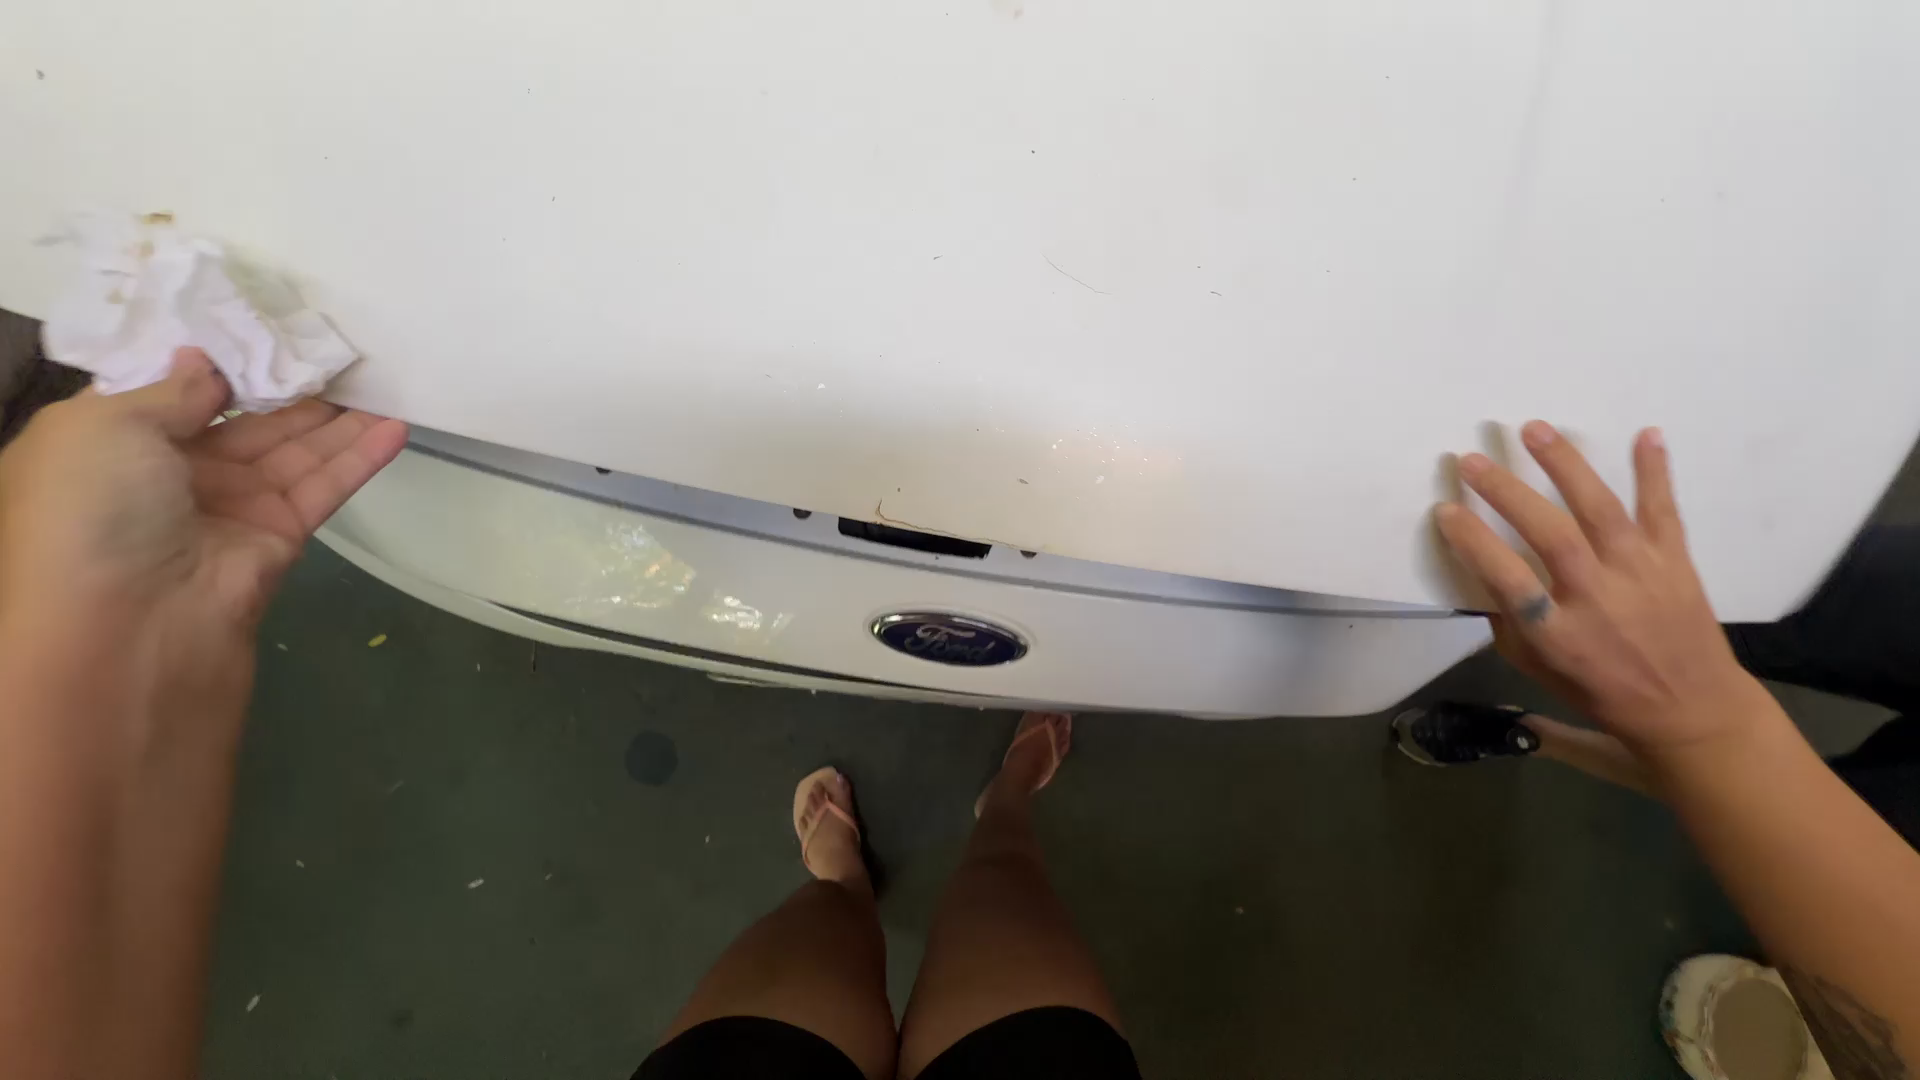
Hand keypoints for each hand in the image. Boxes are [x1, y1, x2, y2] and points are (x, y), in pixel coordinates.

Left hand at [0, 347, 405, 743]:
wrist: (130, 618)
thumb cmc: (91, 510)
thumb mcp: (103, 428)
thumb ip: (168, 391)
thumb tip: (205, 360)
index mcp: (115, 445)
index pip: (178, 397)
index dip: (224, 365)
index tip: (268, 333)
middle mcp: (174, 472)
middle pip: (248, 420)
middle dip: (293, 389)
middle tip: (342, 355)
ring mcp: (234, 504)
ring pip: (296, 450)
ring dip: (340, 420)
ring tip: (385, 383)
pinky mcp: (285, 531)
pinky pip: (326, 485)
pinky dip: (361, 457)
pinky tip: (395, 428)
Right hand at [1435, 421, 1771, 755]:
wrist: (1692, 707)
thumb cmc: (1596, 688)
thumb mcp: (1533, 664)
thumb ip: (1506, 617)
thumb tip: (1480, 569)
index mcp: (1557, 632)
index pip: (1507, 579)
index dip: (1473, 542)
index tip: (1444, 510)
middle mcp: (1598, 597)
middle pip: (1551, 536)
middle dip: (1507, 494)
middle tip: (1472, 460)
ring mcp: (1640, 574)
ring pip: (1600, 511)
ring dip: (1565, 466)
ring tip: (1534, 429)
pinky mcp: (1674, 561)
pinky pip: (1664, 511)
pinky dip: (1655, 472)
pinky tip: (1646, 434)